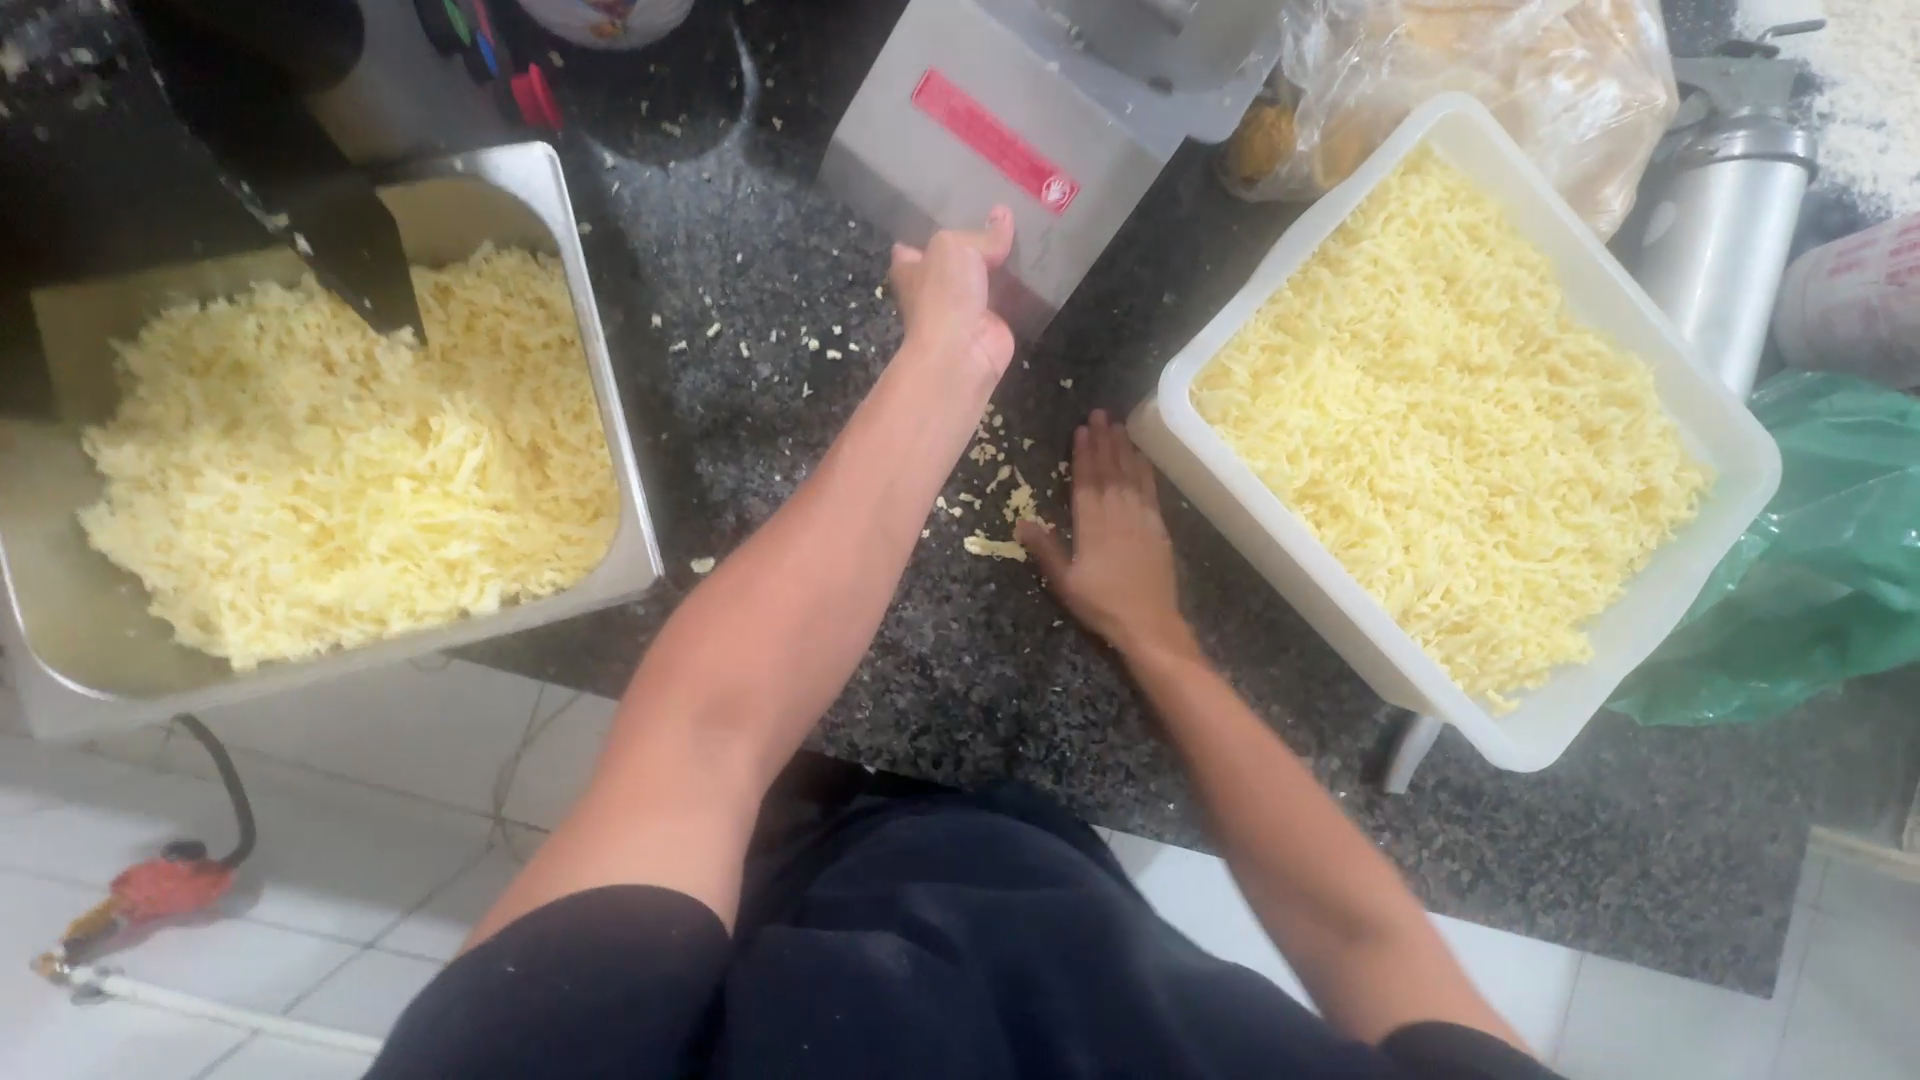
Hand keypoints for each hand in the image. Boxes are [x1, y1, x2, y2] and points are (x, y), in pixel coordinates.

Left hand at [888, 207, 1015, 378]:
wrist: (961, 352)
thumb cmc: (943, 295)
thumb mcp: (954, 247)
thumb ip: (981, 234)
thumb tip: (1004, 216)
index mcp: (911, 269)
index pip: (913, 244)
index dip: (929, 227)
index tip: (952, 207)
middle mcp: (934, 289)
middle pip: (955, 258)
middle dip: (974, 239)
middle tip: (1002, 209)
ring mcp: (964, 308)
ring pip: (985, 276)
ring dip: (1003, 261)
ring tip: (1028, 227)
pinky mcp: (992, 322)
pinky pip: (1009, 297)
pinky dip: (1022, 285)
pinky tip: (1040, 262)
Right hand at [1018, 411, 1195, 660]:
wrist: (1148, 622)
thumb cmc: (1101, 604)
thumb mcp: (1064, 582)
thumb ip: (1045, 549)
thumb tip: (1020, 521)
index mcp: (1091, 525)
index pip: (1086, 481)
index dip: (1083, 454)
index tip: (1081, 430)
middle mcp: (1118, 514)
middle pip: (1110, 470)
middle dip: (1104, 441)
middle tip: (1100, 414)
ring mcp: (1141, 518)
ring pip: (1131, 475)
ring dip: (1124, 448)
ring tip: (1118, 425)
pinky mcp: (1158, 527)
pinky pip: (1150, 489)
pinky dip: (1144, 469)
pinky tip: (1141, 457)